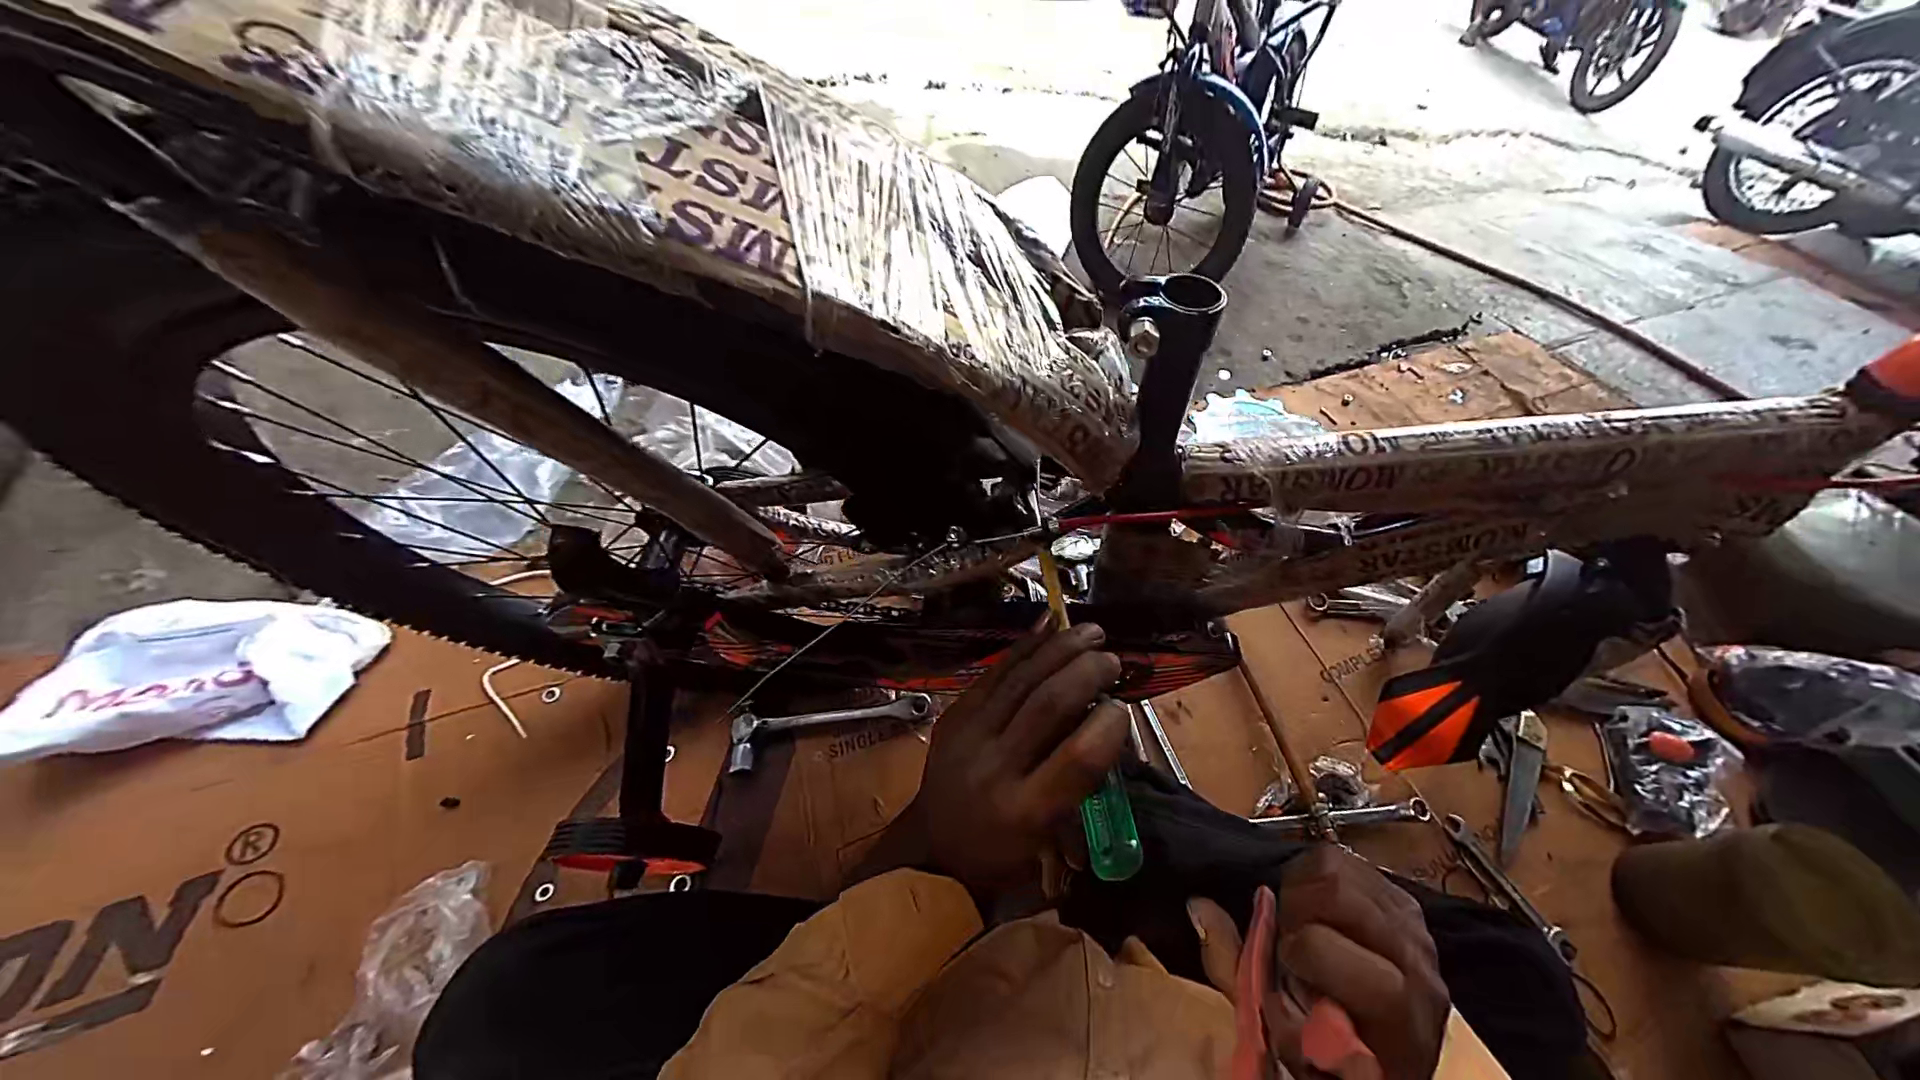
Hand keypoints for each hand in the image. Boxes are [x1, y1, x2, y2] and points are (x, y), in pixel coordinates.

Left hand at [858, 622, 1128, 894]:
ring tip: (1091, 632)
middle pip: (1046, 706)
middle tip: (1112, 659)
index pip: (1076, 758)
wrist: (932, 844)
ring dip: (1059, 650)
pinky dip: (1025, 647)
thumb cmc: (1002, 853)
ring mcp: (969, 735)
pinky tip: (1049, 626)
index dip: (1107, 726)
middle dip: (1085, 673)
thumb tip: (1109, 724)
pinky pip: (994, 673)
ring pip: (1020, 680)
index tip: (1122, 707)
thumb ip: (1079, 784)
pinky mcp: (955, 714)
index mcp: (1026, 811)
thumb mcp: (1048, 839)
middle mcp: (995, 768)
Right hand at [1189, 847, 1449, 1079]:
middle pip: (1336, 891)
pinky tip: (1315, 908)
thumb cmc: (1333, 1060)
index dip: (1295, 949)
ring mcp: (1413, 926)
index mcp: (1394, 1011)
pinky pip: (1345, 859)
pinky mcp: (1401, 901)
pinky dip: (1315, 875)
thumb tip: (1200, 906)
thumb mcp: (1282, 1038)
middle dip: (1295, 907)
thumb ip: (1239, 973)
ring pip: (1335, 865)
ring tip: (1299, 920)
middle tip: (1287, 934)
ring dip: (1302, 887)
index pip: (1327, 946)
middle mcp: (1416, 960)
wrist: (1390, 1057)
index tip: (1285, 965)